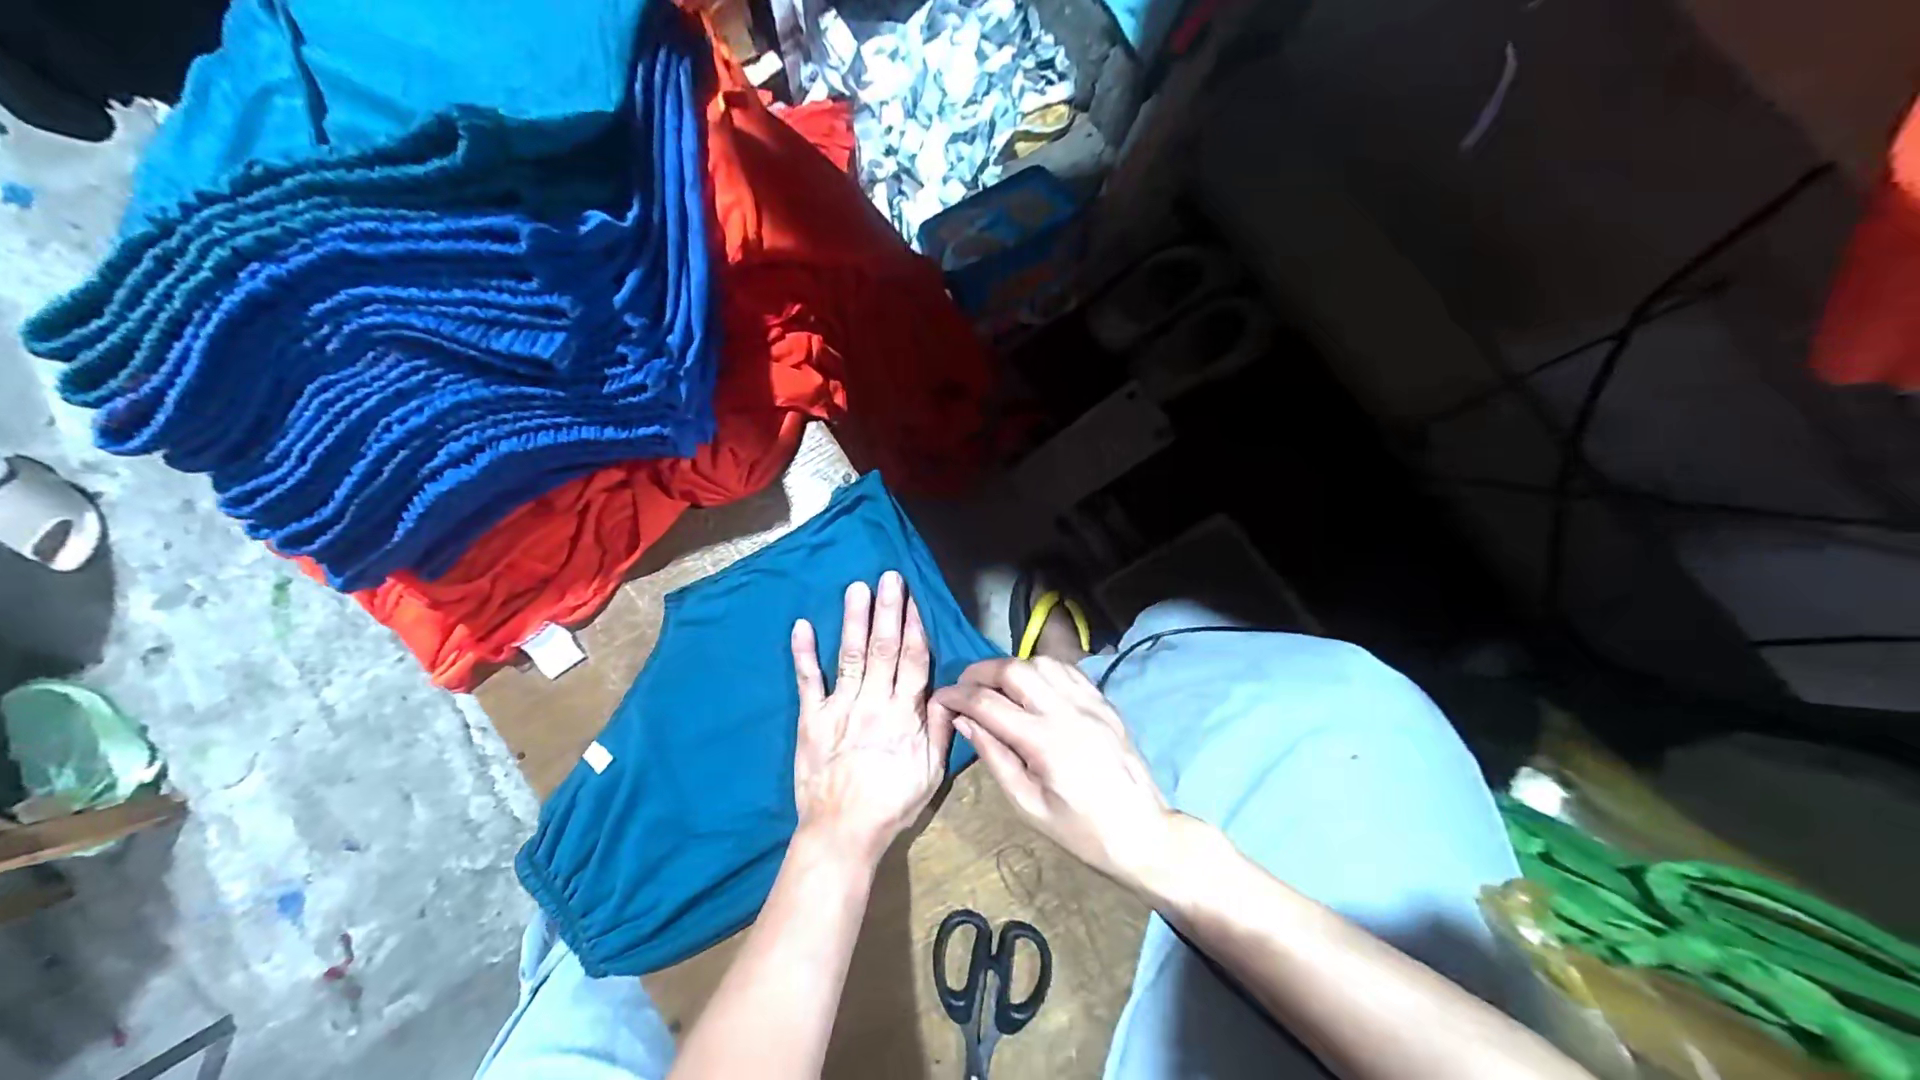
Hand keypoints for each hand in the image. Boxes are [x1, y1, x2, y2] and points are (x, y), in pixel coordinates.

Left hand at [791, 571, 952, 865]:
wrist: (843, 832)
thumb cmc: (892, 803)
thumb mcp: (932, 773)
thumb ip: (941, 728)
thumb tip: (952, 691)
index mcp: (904, 715)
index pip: (913, 662)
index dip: (913, 628)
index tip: (913, 600)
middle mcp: (873, 704)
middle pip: (883, 649)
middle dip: (887, 611)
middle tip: (888, 577)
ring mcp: (839, 709)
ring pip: (850, 656)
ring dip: (853, 620)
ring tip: (856, 588)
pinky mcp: (810, 719)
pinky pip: (807, 682)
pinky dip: (804, 654)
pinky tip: (802, 626)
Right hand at [931, 658, 1182, 895]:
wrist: (1143, 834)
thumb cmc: (1081, 832)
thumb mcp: (1027, 806)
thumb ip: (994, 757)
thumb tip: (964, 721)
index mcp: (1044, 742)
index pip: (988, 704)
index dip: (957, 697)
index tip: (940, 698)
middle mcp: (1067, 711)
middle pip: (1015, 670)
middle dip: (981, 671)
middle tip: (964, 686)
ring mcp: (1090, 703)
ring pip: (1043, 662)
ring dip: (1012, 667)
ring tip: (996, 685)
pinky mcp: (1105, 703)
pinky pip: (1069, 670)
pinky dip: (1043, 669)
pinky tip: (1033, 685)